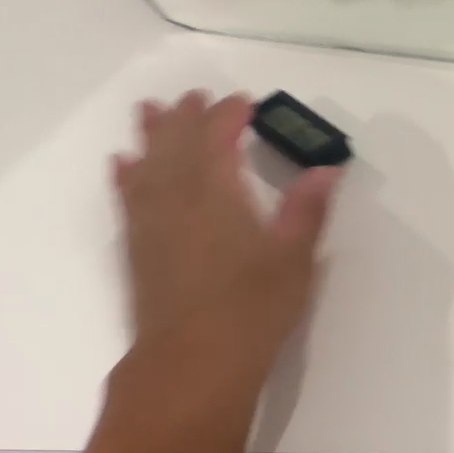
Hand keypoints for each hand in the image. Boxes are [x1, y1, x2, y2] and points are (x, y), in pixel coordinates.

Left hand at [113, 90, 338, 392]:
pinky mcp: (139, 241)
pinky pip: (128, 190)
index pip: (218, 136)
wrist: (195, 353)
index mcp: (217, 190)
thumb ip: (308, 209)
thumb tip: (326, 169)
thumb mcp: (296, 258)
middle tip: (200, 99)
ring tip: (154, 111)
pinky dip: (129, 170)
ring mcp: (150, 216)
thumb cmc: (256, 305)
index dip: (230, 114)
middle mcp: (175, 192)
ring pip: (146, 158)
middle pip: (176, 140)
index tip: (247, 103)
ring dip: (153, 132)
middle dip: (189, 115)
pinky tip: (127, 164)